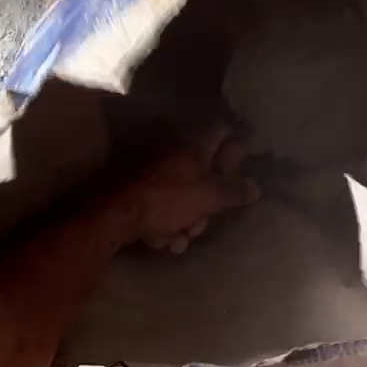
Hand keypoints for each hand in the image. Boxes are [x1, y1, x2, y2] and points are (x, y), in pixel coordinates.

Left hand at [101, 124, 257, 251]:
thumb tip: (255, 187)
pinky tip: (160, 239)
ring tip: (179, 238)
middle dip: (207, 201)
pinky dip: (163, 221)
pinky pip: (160, 202)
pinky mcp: (136, 185)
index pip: (222, 127)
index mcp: (193, 143)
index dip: (236, 143)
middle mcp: (173, 147)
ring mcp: (153, 165)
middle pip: (204, 169)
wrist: (110, 212)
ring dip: (184, 219)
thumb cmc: (165, 199)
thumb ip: (233, 191)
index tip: (242, 164)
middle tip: (204, 222)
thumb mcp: (207, 197)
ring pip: (182, 192)